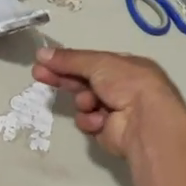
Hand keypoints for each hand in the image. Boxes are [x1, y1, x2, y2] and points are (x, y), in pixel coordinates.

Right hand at [32, 47, 185, 158]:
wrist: (146, 123)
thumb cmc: (127, 84)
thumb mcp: (97, 63)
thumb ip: (68, 59)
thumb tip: (40, 53)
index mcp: (127, 68)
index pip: (91, 62)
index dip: (67, 61)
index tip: (43, 61)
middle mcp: (124, 88)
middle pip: (84, 81)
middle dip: (63, 78)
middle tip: (39, 75)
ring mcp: (117, 112)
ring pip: (84, 102)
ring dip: (82, 101)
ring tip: (89, 104)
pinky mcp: (110, 132)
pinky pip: (89, 122)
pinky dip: (91, 120)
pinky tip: (99, 121)